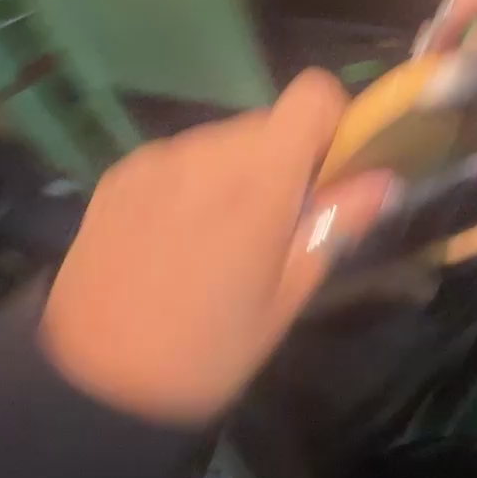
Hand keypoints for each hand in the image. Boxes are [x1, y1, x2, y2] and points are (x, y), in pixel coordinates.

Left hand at [38, 71, 396, 424]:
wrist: (91, 385)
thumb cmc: (208, 350)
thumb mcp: (287, 296)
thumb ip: (337, 224)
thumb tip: (385, 179)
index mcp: (258, 177)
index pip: (313, 93)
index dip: (333, 121)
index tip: (330, 171)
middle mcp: (207, 149)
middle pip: (269, 121)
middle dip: (286, 160)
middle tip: (276, 225)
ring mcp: (158, 157)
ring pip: (224, 139)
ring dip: (238, 171)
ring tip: (220, 239)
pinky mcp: (121, 172)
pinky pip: (180, 157)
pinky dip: (194, 181)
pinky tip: (175, 238)